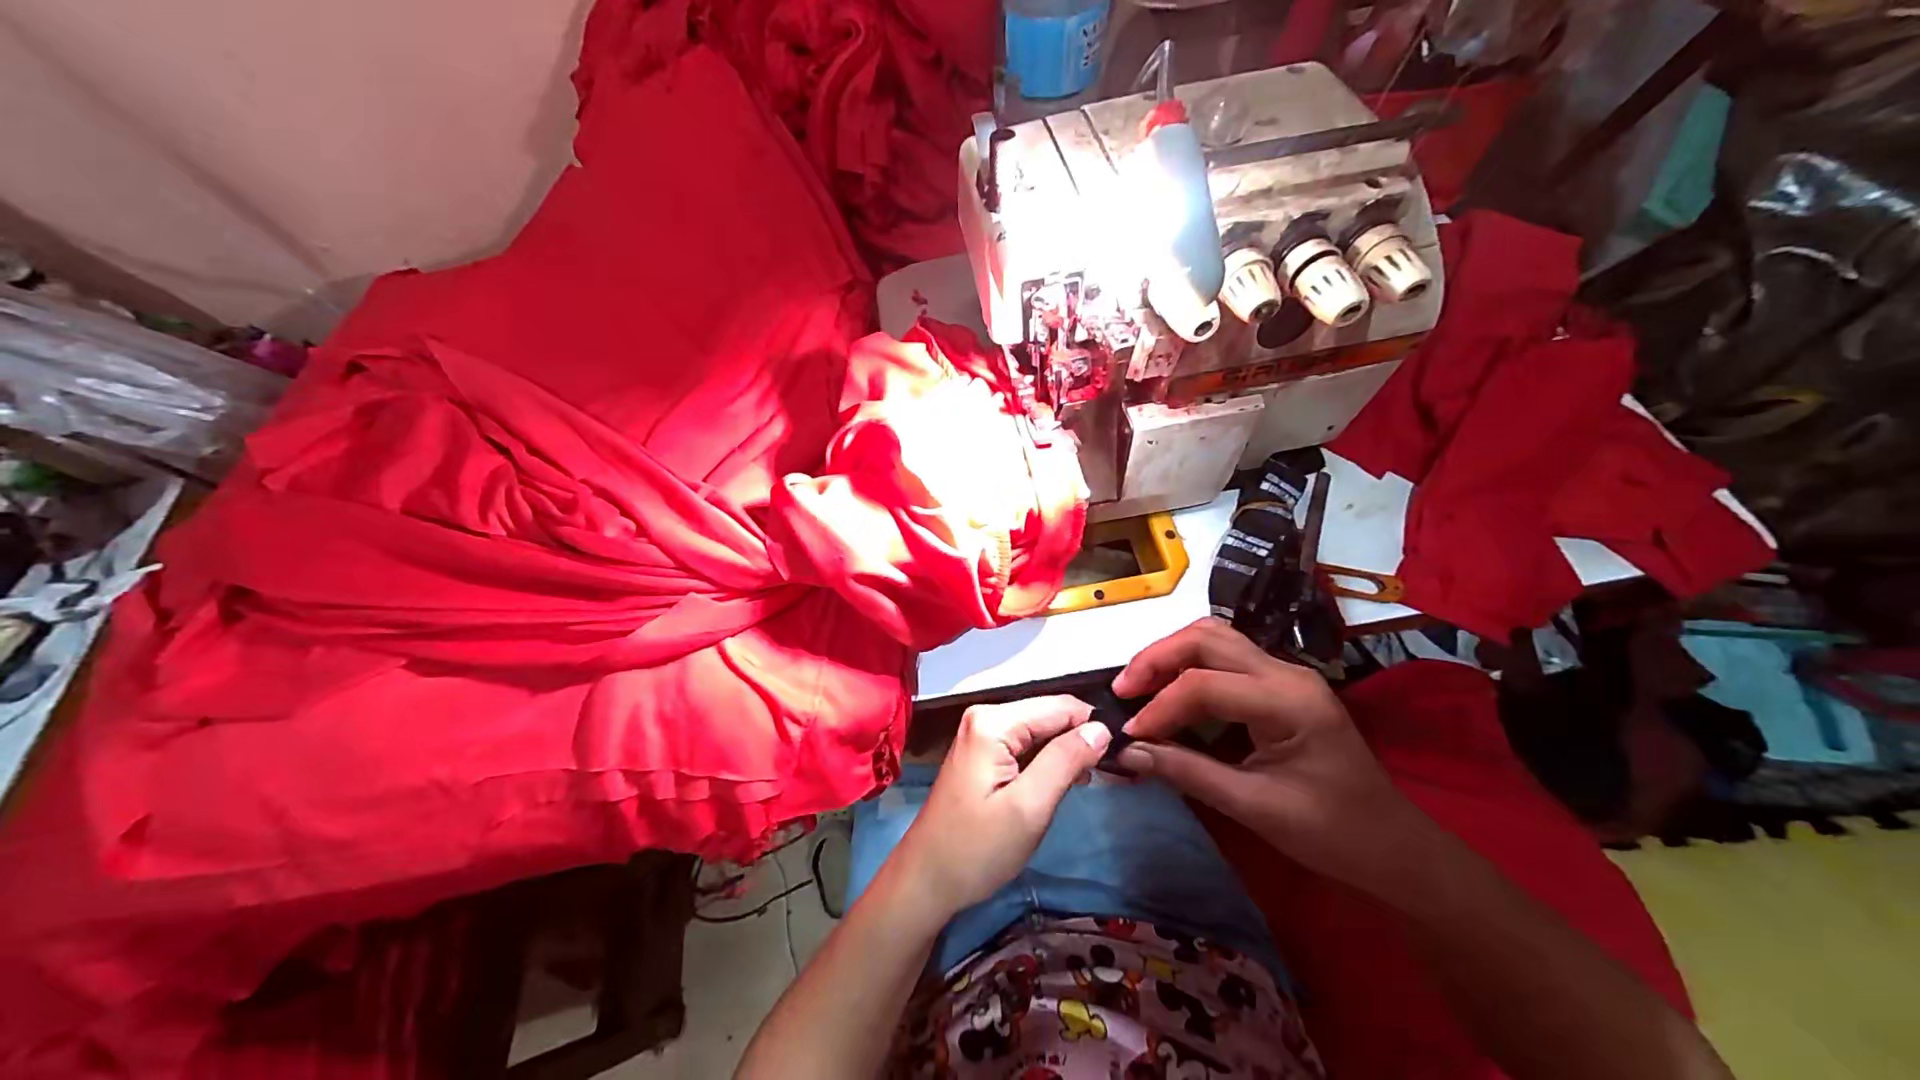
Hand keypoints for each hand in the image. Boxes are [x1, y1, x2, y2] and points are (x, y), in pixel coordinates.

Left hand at [893, 696, 1110, 913]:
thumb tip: (1101, 728)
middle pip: (1050, 714)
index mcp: (994, 721)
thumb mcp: (1029, 807)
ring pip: (1041, 730)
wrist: (927, 880)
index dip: (1093, 728)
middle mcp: (986, 716)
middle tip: (1106, 774)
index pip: (1061, 706)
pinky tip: (1062, 784)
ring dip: (1066, 752)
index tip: (1119, 757)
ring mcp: (981, 734)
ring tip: (1087, 782)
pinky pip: (1026, 745)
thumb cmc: (977, 848)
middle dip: (1079, 739)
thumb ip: (1065, 761)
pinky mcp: (983, 753)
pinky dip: (1048, 761)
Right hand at [1111, 619, 1440, 900]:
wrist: (1393, 846)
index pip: (1204, 684)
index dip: (1158, 706)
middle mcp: (1287, 673)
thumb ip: (1187, 772)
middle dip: (1157, 659)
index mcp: (1289, 701)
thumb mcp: (1255, 807)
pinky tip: (1170, 693)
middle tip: (1122, 692)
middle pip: (1207, 638)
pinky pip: (1226, 658)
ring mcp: (1286, 675)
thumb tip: (1127, 753)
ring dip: (1171, 656)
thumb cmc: (1332, 832)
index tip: (1128, 735)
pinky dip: (1189, 668)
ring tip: (1138, 688)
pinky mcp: (1281, 685)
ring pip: (1215, 639)